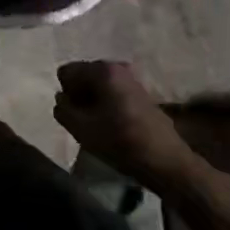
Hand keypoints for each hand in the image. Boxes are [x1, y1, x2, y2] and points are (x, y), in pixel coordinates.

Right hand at [54, 60, 199, 190]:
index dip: (66, 94)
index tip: (75, 115)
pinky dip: (109, 105)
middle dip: (79, 96)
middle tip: (85, 121)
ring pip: (99, 86)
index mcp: (101, 69)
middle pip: (83, 76)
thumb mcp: (81, 128)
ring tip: (100, 125)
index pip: (66, 72)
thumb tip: (62, 99)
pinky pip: (114, 92)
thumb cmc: (121, 142)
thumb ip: (62, 109)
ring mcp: (133, 79)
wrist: (167, 163)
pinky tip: (115, 126)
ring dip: (94, 102)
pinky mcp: (143, 94)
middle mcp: (117, 66)